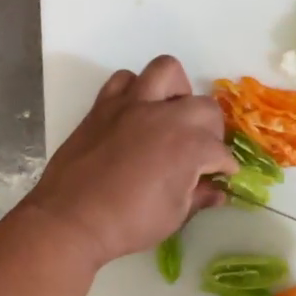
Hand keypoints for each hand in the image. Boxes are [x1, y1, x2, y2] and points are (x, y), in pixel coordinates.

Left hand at [21, 56, 236, 268]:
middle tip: (202, 150)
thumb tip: (217, 192)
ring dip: (177, 91)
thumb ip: (198, 197)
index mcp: (189, 145)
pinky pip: (123, 80)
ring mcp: (132, 105)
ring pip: (166, 71)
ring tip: (171, 115)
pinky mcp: (104, 106)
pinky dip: (135, 90)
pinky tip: (135, 113)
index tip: (222, 176)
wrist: (71, 218)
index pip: (220, 151)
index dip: (224, 167)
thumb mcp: (173, 217)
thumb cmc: (128, 223)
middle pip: (204, 107)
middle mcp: (165, 116)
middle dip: (211, 130)